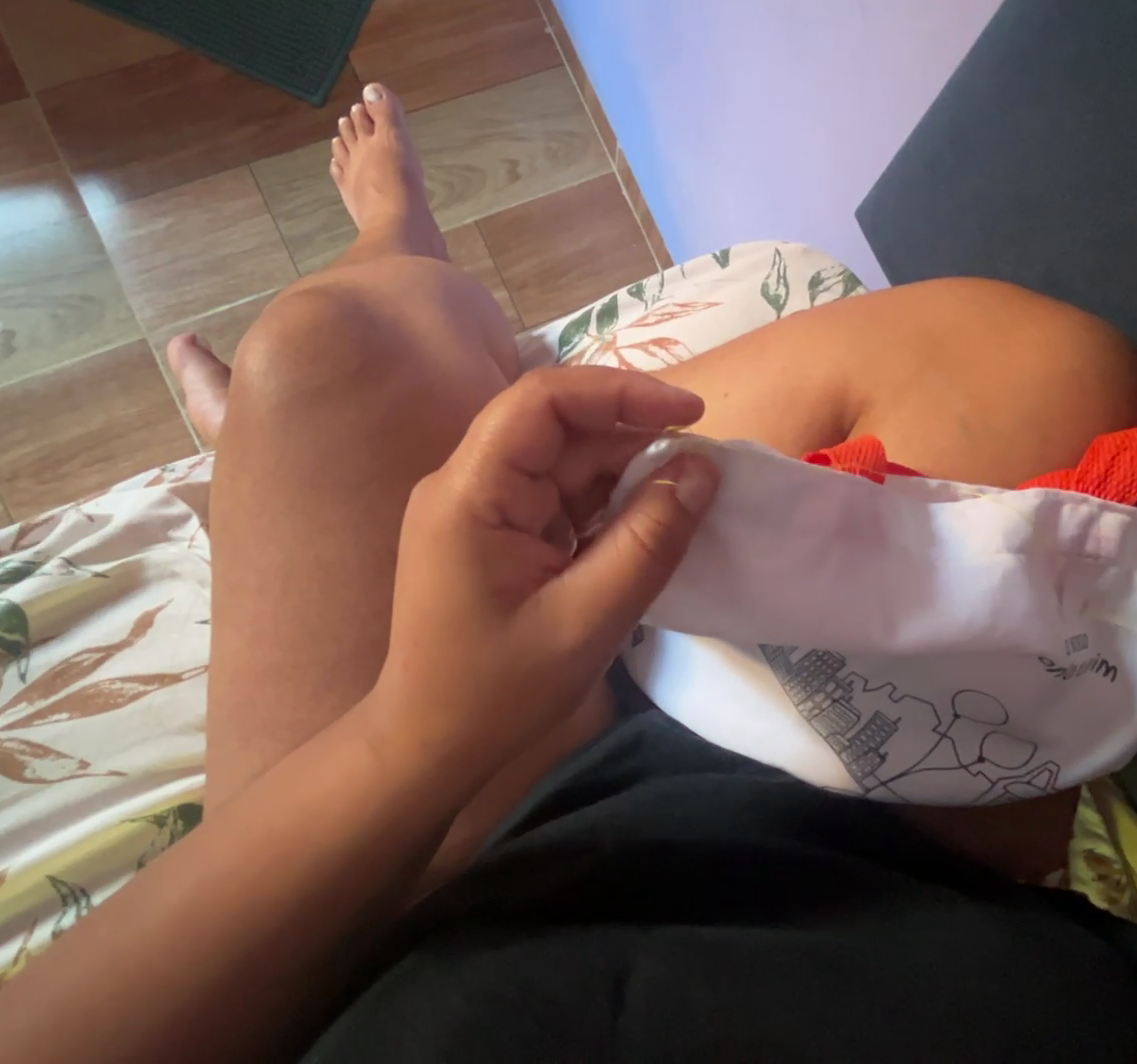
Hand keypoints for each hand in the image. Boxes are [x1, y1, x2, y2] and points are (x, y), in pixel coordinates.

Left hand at [360, 365, 719, 779]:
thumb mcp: (589, 620)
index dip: (621, 392)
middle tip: (702, 462)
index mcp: (471, 493)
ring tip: (685, 494)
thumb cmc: (500, 691)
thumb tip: (703, 469)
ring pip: (565, 460)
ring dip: (626, 470)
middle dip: (633, 434)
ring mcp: (482, 506)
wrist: (433, 745)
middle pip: (558, 427)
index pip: (544, 402)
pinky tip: (648, 519)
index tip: (692, 413)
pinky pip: (562, 495)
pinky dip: (609, 502)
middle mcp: (469, 484)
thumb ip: (650, 540)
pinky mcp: (499, 530)